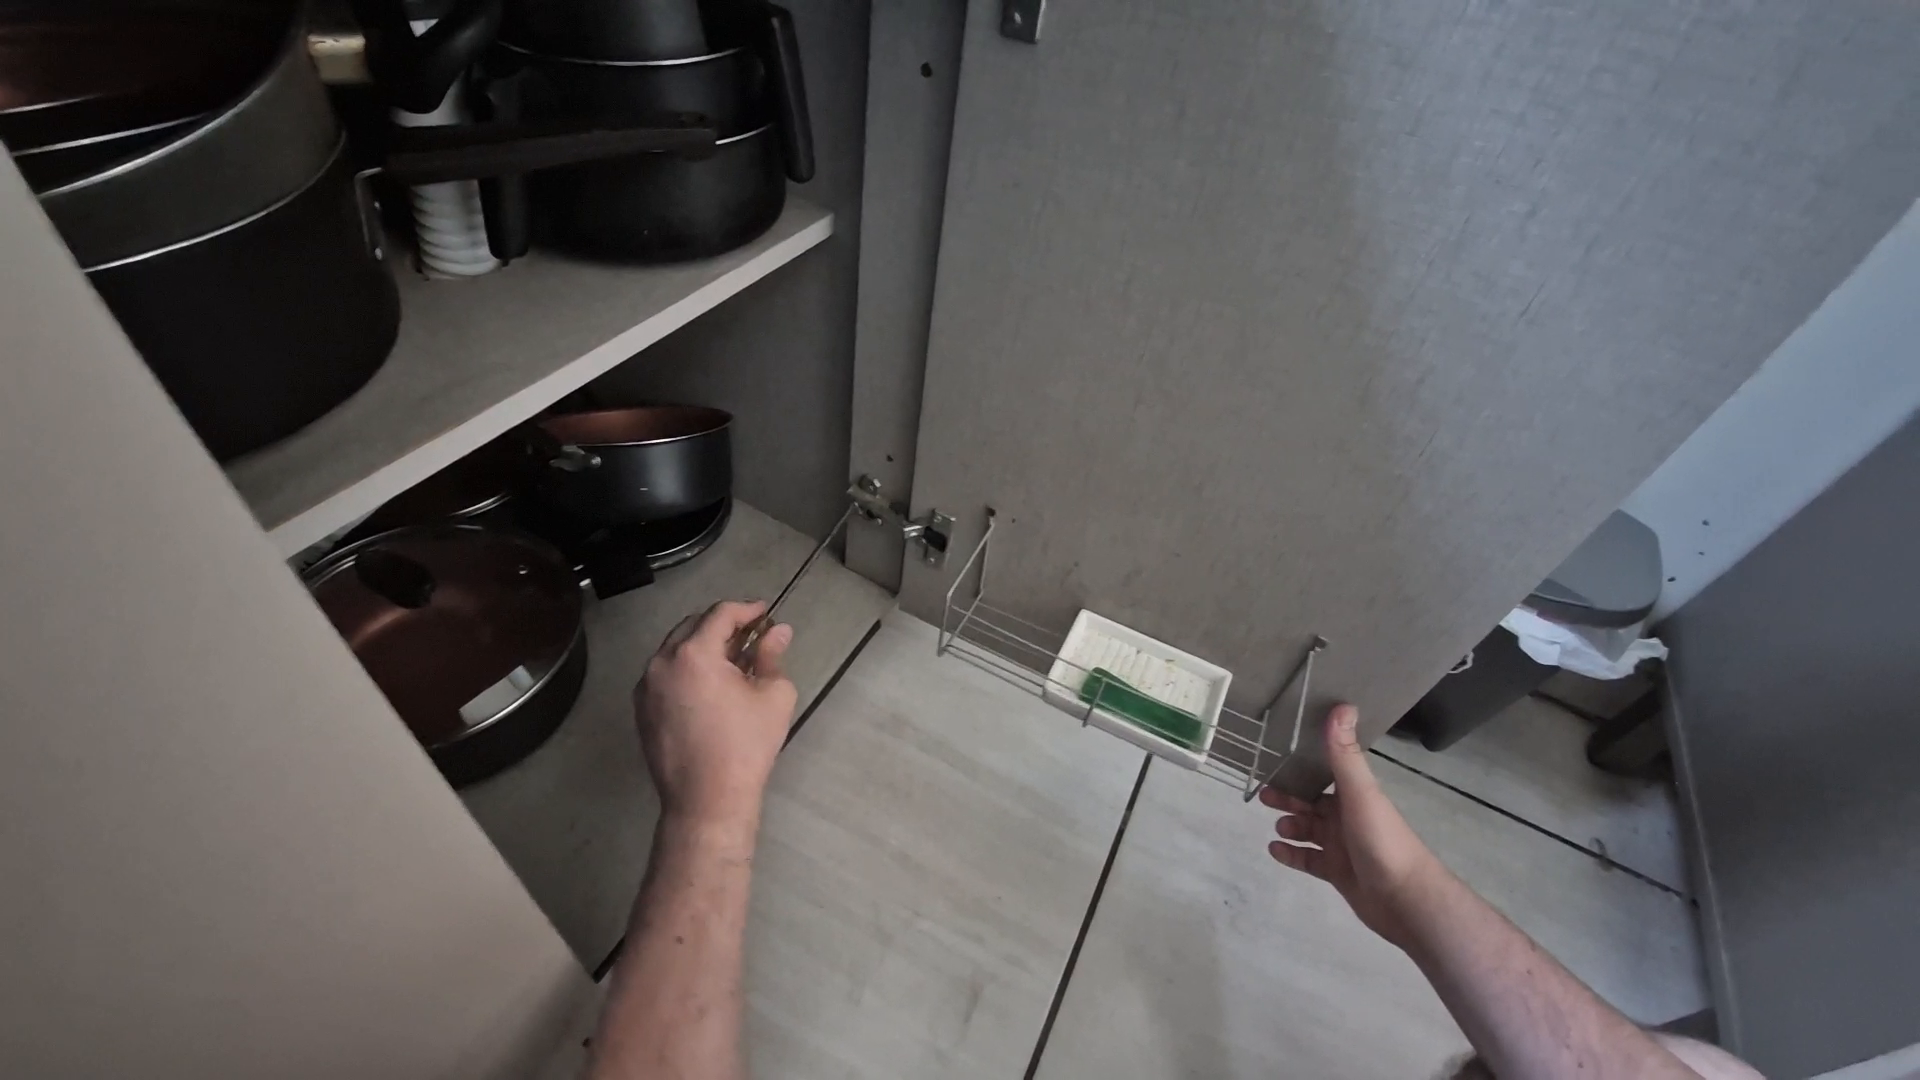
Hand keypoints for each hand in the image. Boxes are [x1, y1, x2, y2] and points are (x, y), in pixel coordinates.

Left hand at [633, 600, 798, 828]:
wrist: (706, 800)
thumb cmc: (746, 745)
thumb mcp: (773, 695)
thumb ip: (771, 655)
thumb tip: (778, 631)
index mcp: (693, 654)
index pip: (720, 614)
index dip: (747, 609)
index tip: (766, 613)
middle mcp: (661, 663)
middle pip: (693, 626)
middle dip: (723, 624)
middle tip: (752, 634)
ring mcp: (646, 687)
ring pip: (675, 649)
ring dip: (703, 645)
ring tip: (733, 659)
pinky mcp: (641, 709)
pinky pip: (665, 673)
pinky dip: (687, 667)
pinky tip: (710, 685)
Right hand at [1261, 704, 1445, 949]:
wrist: (1407, 901)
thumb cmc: (1382, 841)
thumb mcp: (1360, 792)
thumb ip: (1344, 753)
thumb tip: (1342, 705)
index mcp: (1354, 795)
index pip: (1323, 774)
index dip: (1300, 768)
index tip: (1274, 762)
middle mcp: (1347, 817)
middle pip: (1311, 802)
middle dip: (1288, 798)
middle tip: (1264, 797)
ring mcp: (1342, 846)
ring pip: (1308, 829)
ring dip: (1289, 825)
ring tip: (1278, 827)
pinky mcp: (1337, 873)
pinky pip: (1308, 859)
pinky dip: (1291, 854)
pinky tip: (1275, 851)